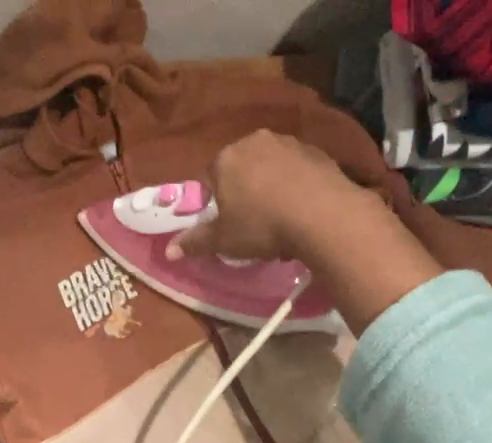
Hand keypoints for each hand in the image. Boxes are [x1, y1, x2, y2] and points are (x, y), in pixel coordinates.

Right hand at [168, 131, 378, 262]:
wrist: (322, 214)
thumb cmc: (261, 226)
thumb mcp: (222, 240)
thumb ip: (195, 242)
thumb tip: (169, 251)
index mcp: (225, 158)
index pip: (210, 175)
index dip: (215, 201)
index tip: (225, 221)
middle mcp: (255, 141)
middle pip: (241, 166)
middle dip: (242, 189)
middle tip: (250, 220)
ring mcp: (289, 142)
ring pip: (270, 165)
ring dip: (269, 185)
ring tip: (278, 216)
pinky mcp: (317, 151)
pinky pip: (296, 169)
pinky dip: (294, 184)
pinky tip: (299, 208)